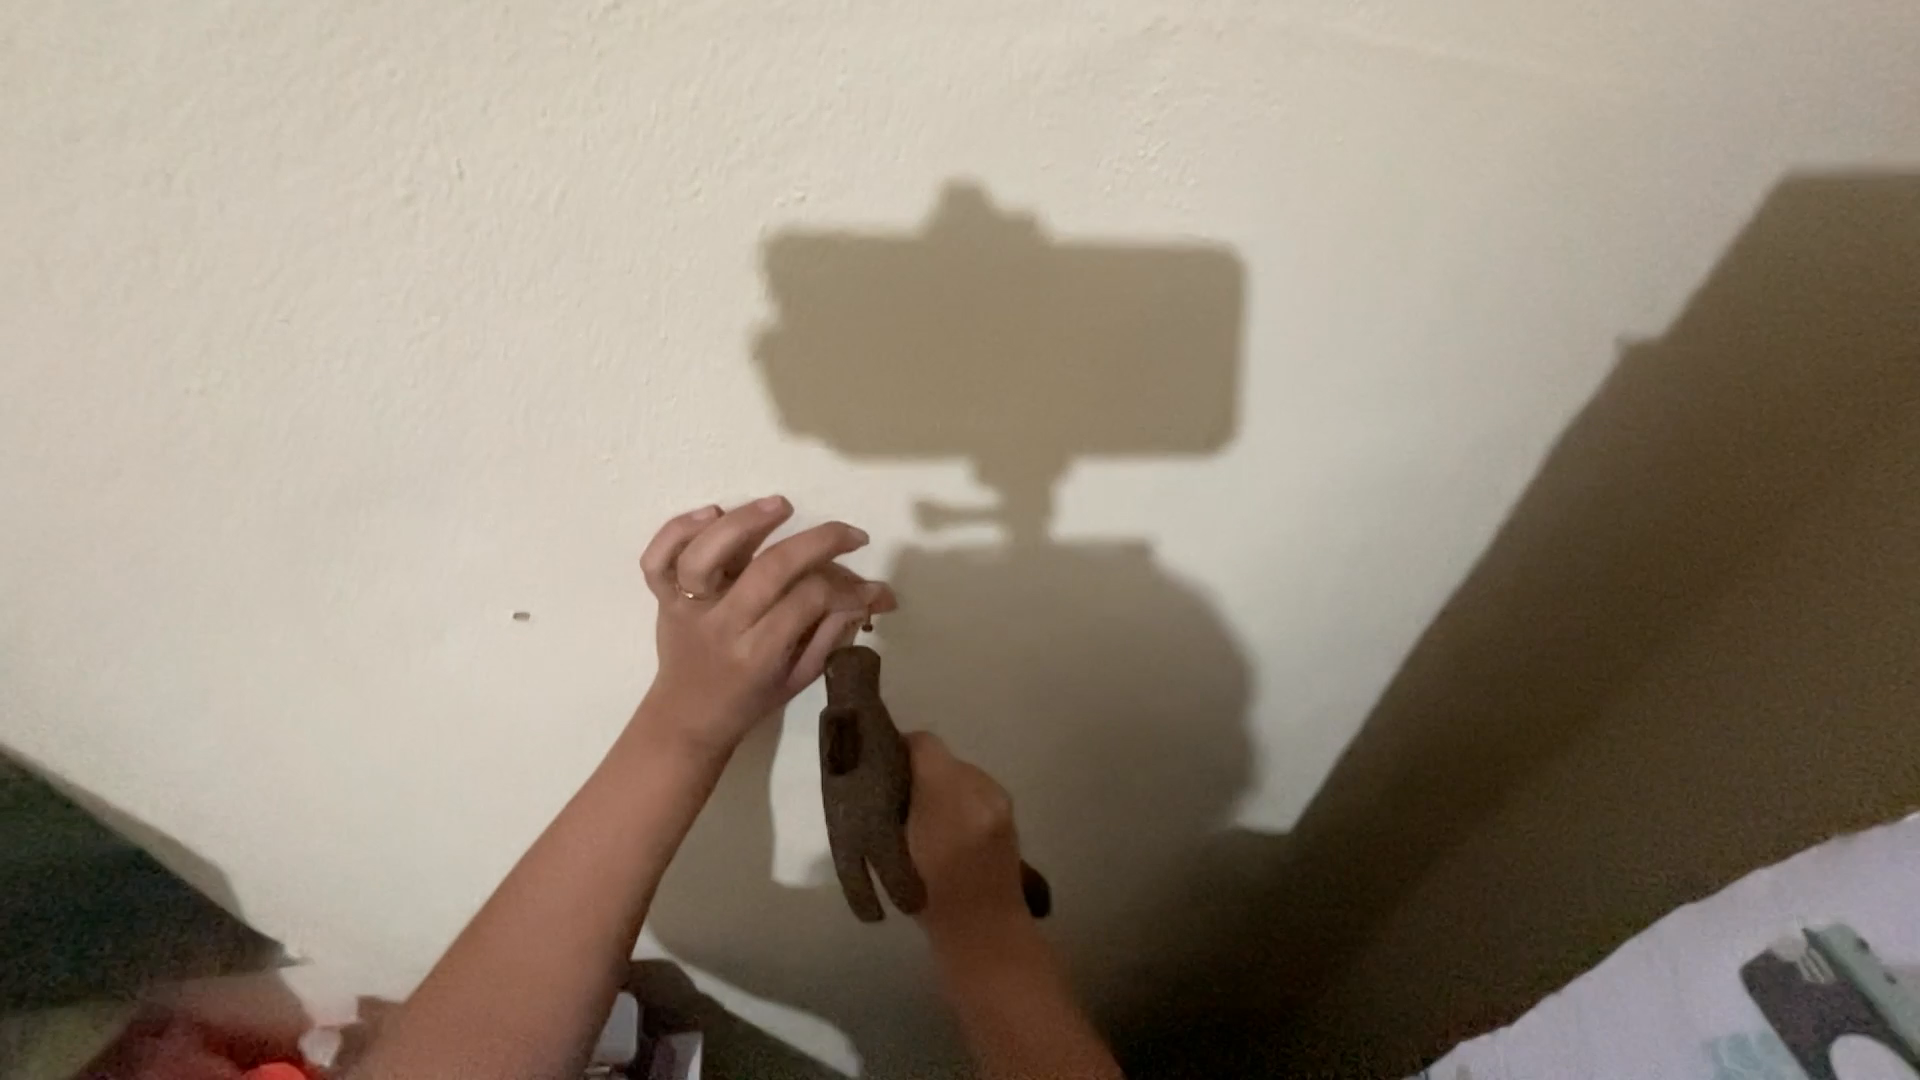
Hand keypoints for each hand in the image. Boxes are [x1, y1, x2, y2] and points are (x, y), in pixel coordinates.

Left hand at [636, 496, 896, 754]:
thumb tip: (876, 593)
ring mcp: (686, 607)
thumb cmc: (752, 697)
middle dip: (818, 543)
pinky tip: (712, 513)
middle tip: (849, 534)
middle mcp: (720, 626)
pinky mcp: (662, 596)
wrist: (686, 718)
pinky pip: (657, 558)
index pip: (808, 601)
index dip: (846, 588)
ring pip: (706, 555)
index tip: (868, 587)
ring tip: (783, 505)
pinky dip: (678, 528)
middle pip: (769, 570)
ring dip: (746, 521)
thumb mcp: (801, 674)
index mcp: (757, 654)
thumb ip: (834, 631)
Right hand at [904, 732, 1031, 943]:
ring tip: (926, 817)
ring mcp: (998, 798)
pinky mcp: (1008, 810)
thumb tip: (885, 775)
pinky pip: (976, 789)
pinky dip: (960, 799)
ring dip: (941, 786)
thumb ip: (894, 807)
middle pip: (942, 759)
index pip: (923, 745)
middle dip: (920, 773)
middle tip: (899, 799)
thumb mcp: (896, 851)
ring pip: (960, 774)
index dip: (900, 749)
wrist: (985, 932)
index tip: (883, 767)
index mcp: (946, 796)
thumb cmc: (930, 900)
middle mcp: (978, 787)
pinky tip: (951, 828)